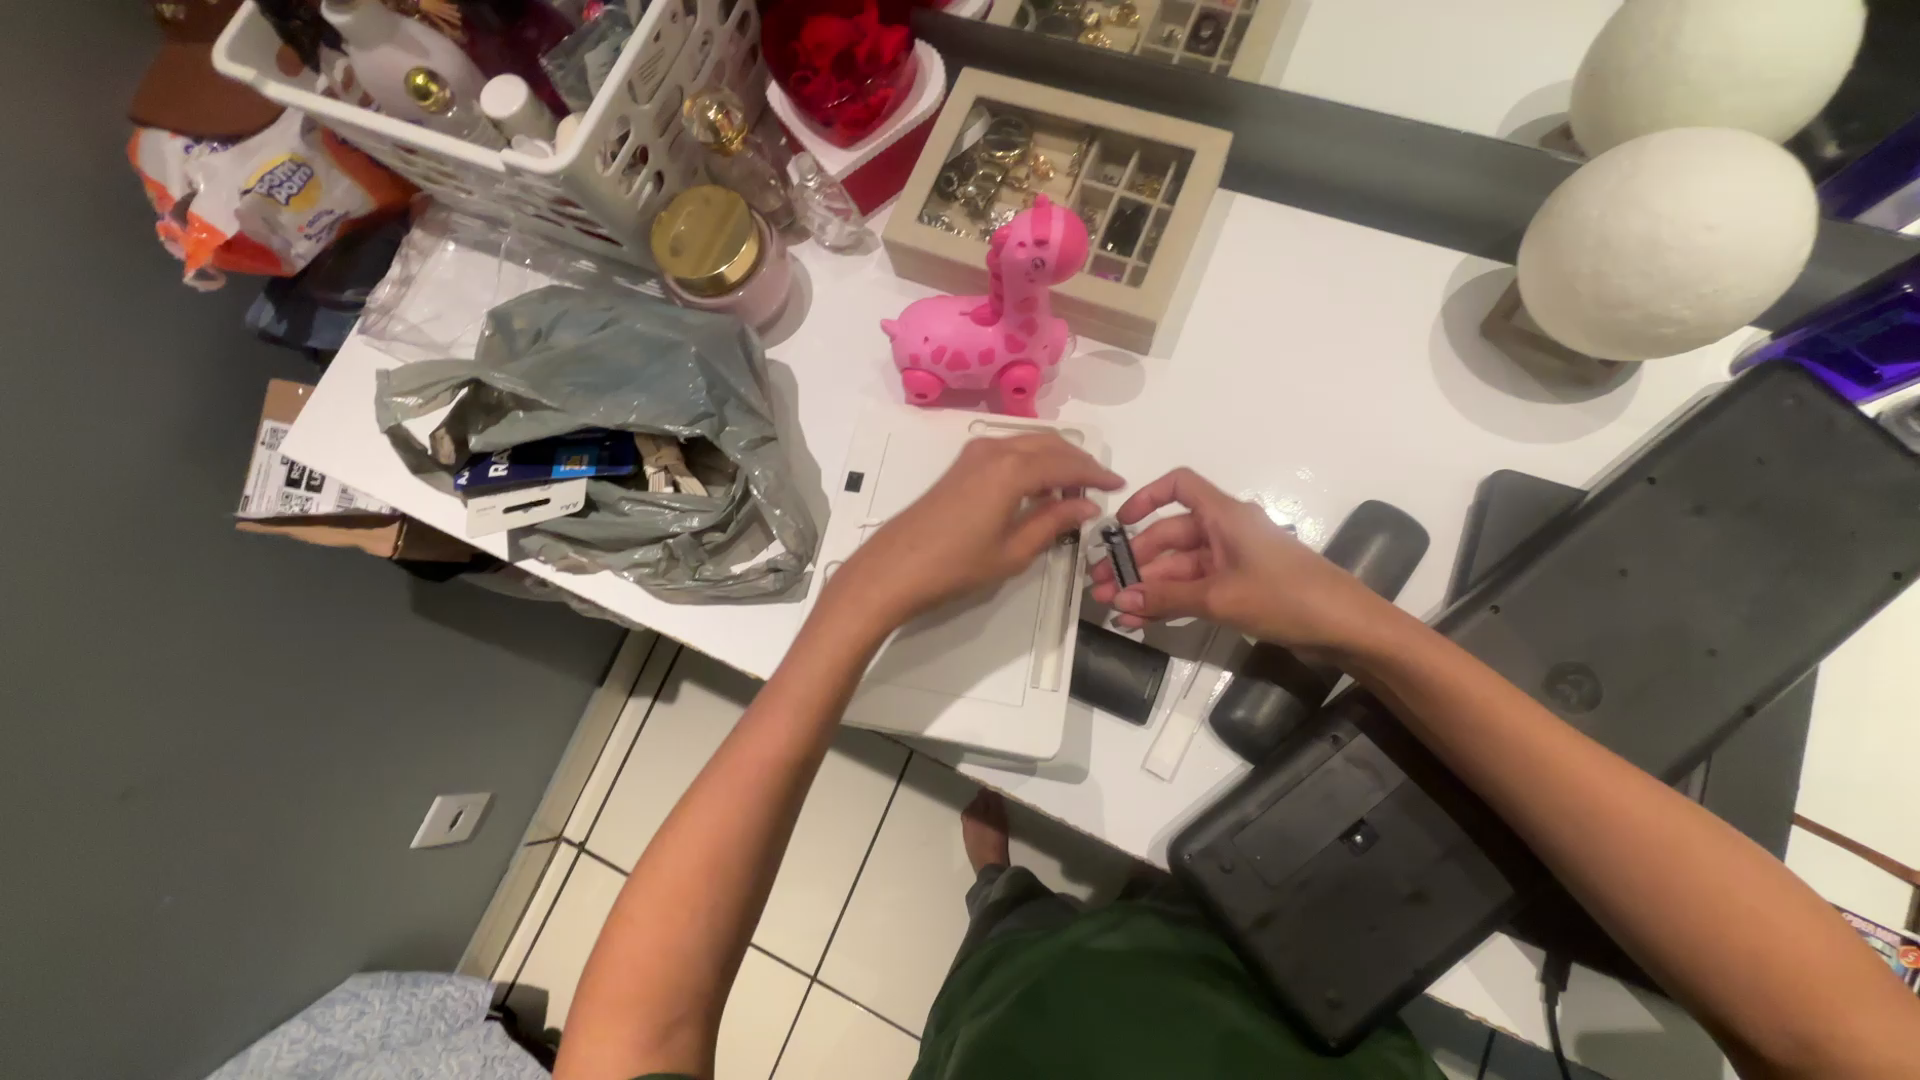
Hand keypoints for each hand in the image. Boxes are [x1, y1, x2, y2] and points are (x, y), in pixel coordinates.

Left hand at [825, 434, 1123, 631]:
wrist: (894, 568)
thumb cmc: (955, 566)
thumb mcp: (1013, 551)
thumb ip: (1053, 523)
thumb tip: (1086, 507)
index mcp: (1013, 470)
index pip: (1067, 464)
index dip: (1095, 475)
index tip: (1117, 486)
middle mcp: (995, 450)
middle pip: (1050, 446)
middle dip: (1078, 462)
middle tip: (1099, 486)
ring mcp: (974, 454)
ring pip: (1029, 444)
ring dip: (1055, 460)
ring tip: (1074, 490)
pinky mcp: (961, 465)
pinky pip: (1009, 451)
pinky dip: (1032, 462)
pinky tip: (1038, 488)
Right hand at [1088, 468, 1391, 650]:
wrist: (1346, 628)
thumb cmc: (1286, 597)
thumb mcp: (1220, 597)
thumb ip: (1166, 597)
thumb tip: (1119, 599)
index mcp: (1224, 516)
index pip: (1179, 486)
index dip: (1146, 498)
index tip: (1119, 526)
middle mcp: (1225, 532)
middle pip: (1169, 536)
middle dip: (1134, 561)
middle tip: (1100, 587)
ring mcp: (1232, 562)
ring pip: (1177, 568)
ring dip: (1147, 586)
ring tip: (1114, 609)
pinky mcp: (1239, 589)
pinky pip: (1193, 589)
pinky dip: (1169, 601)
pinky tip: (1142, 620)